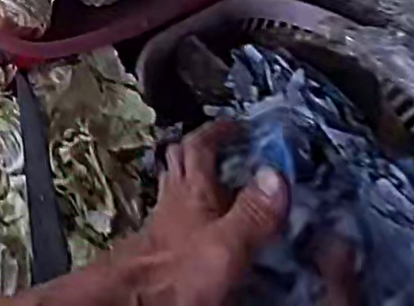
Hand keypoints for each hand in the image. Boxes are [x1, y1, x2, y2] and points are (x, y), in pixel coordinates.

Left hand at [122, 120, 290, 305]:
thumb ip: (252, 213)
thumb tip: (276, 174)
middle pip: (183, 156)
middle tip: (226, 146)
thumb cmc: (181, 268)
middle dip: (203, 145)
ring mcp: (168, 214)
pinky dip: (192, 201)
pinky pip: (178, 206)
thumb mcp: (228, 244)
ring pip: (178, 178)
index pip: (200, 145)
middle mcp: (176, 193)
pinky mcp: (165, 237)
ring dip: (194, 170)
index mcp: (192, 188)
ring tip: (219, 176)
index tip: (237, 125)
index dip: (217, 131)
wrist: (138, 294)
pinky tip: (204, 217)